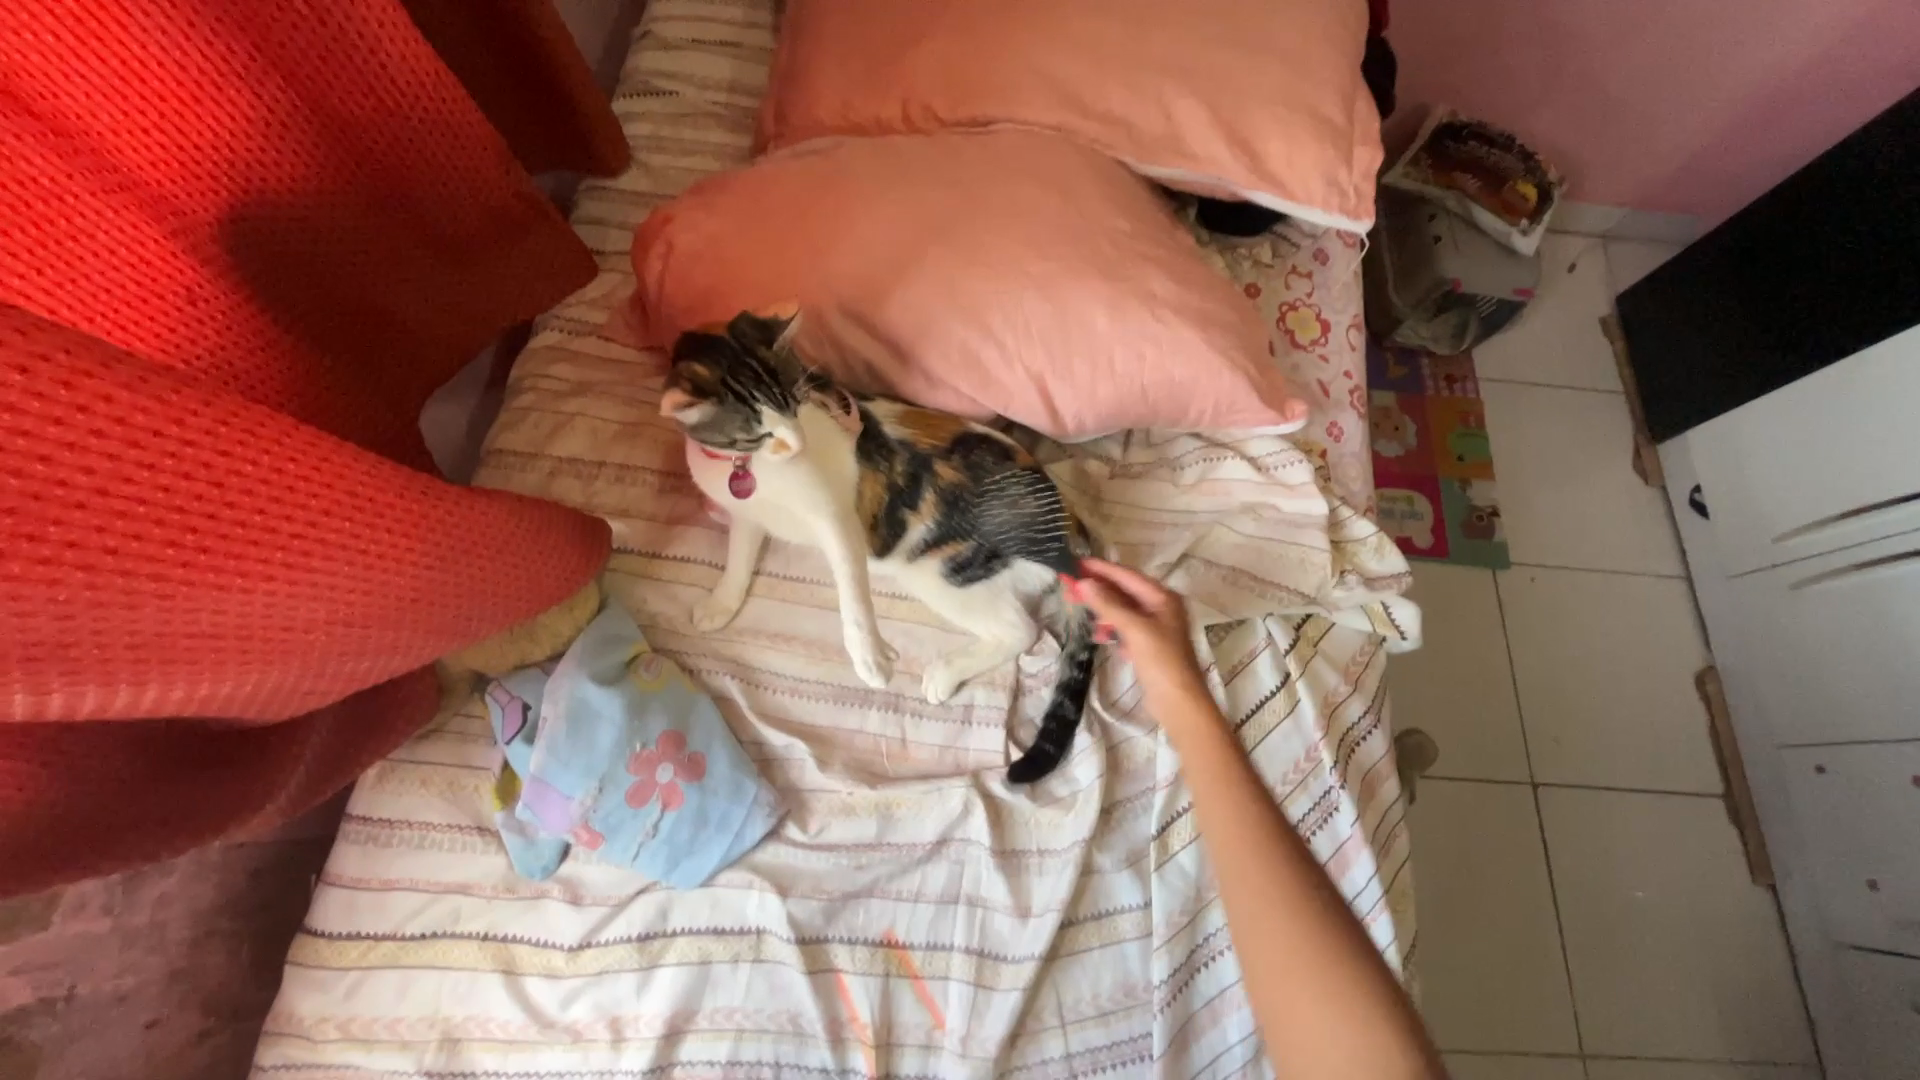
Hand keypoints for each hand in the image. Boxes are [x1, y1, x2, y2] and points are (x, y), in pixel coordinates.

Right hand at [1069, 559, 1213, 717]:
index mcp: (1162, 598)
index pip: (1127, 576)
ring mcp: (1154, 627)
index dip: (1101, 569)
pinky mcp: (1147, 646)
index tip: (1076, 563)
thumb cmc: (1161, 662)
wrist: (1179, 703)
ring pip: (1122, 610)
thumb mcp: (1134, 629)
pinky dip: (1111, 629)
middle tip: (1069, 586)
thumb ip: (1108, 605)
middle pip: (1123, 591)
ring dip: (1103, 611)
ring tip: (1083, 614)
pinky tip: (1099, 636)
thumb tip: (1084, 583)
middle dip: (1097, 590)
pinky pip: (1124, 628)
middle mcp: (1160, 608)